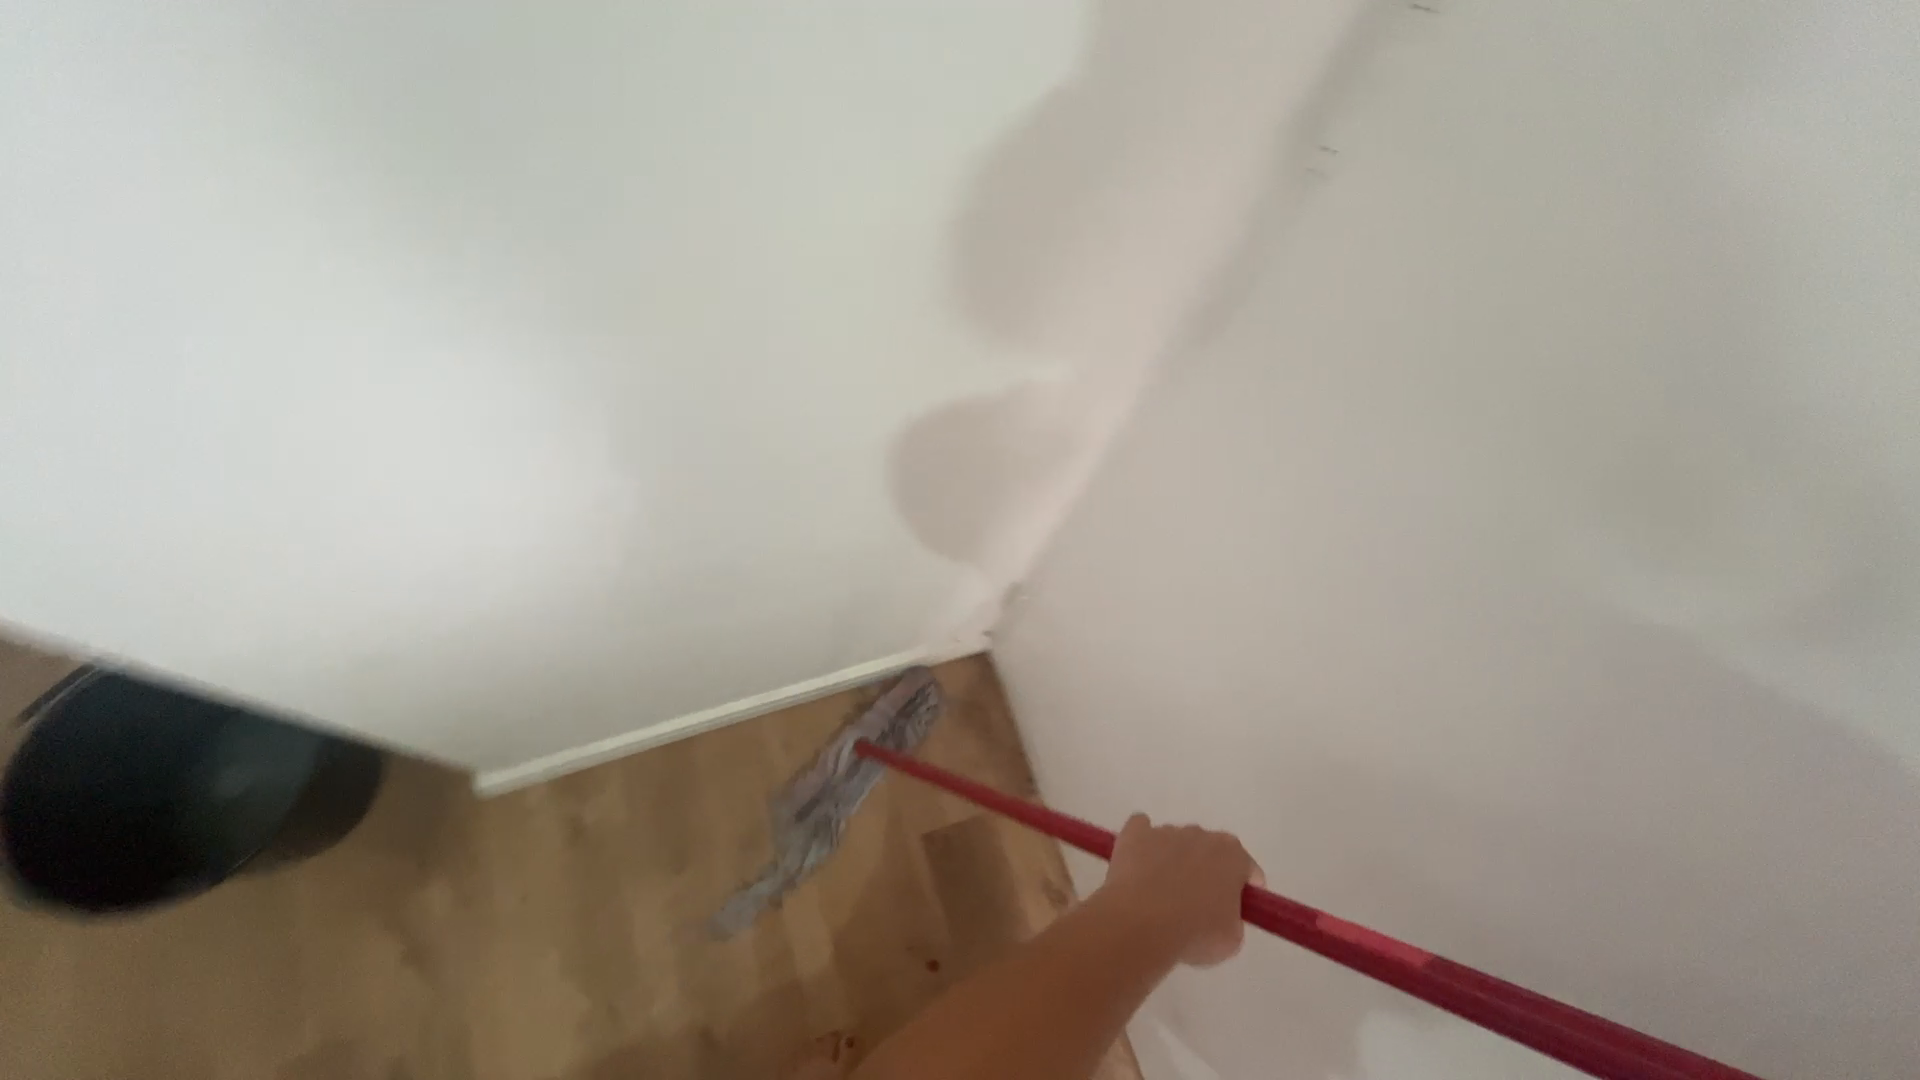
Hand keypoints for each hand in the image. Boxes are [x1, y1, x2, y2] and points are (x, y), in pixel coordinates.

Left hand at [1095, 814, 1263, 967]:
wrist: (1142, 922)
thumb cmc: (1195, 932)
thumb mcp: (1232, 938)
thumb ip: (1233, 917)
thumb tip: (1220, 913)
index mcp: (1232, 855)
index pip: (1246, 867)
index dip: (1242, 890)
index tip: (1234, 909)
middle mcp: (1199, 834)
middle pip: (1209, 850)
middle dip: (1206, 871)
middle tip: (1197, 904)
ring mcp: (1164, 830)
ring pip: (1175, 842)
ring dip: (1173, 860)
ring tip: (1160, 893)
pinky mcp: (1134, 833)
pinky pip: (1141, 829)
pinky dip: (1142, 844)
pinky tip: (1138, 864)